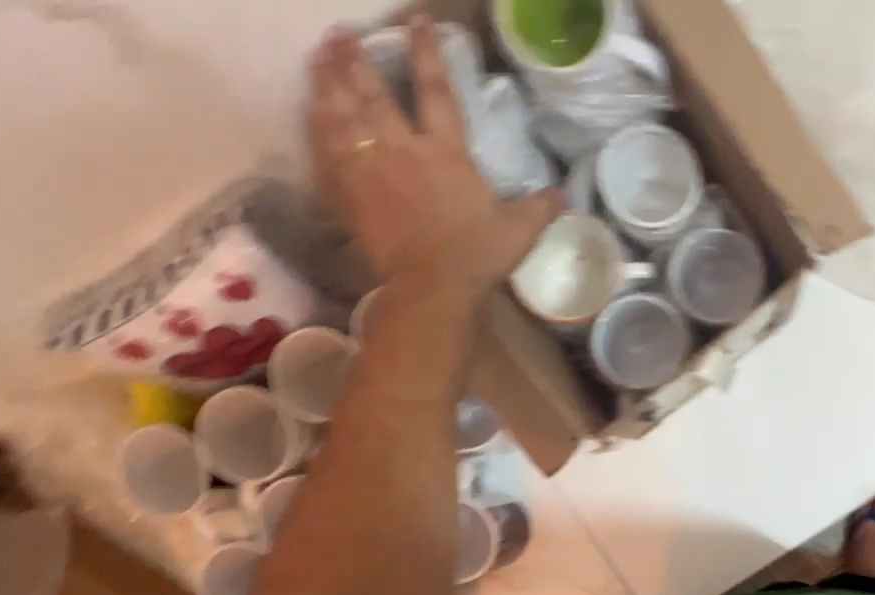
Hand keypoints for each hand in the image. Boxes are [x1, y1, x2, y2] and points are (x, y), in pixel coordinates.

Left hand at [309, 14, 558, 300]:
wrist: (432, 288)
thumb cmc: (477, 257)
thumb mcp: (518, 232)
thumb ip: (539, 209)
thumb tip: (562, 195)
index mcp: (446, 153)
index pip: (435, 89)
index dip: (426, 51)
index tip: (416, 20)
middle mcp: (403, 149)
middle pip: (371, 92)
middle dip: (355, 58)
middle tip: (339, 33)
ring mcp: (371, 169)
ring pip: (341, 113)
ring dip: (327, 81)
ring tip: (319, 57)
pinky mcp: (350, 193)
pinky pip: (327, 150)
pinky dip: (318, 126)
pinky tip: (312, 111)